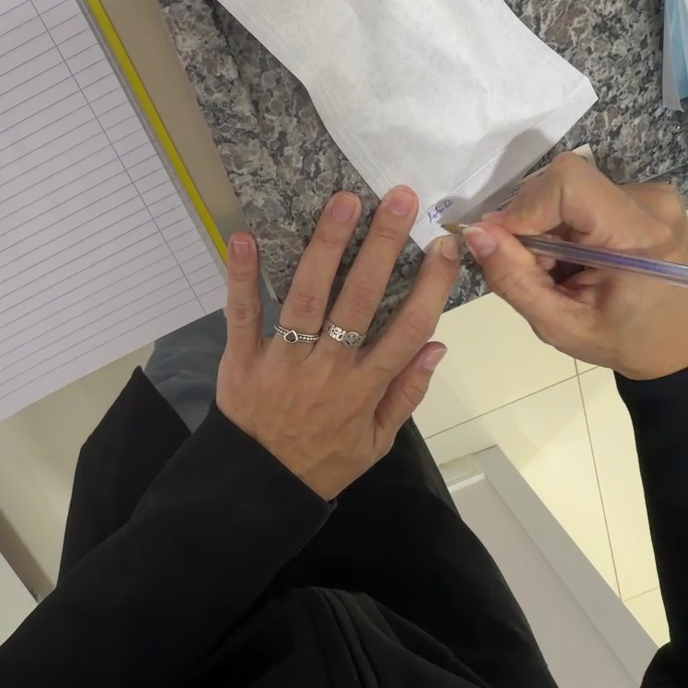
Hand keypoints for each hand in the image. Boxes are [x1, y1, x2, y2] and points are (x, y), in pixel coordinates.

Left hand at [218, 188, 462, 499]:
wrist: (257, 488)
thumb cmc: (322, 462)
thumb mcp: (376, 443)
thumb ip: (406, 396)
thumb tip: (438, 346)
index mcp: (364, 389)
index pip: (407, 329)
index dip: (430, 286)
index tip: (446, 245)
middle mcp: (327, 368)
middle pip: (360, 301)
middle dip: (382, 247)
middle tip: (400, 198)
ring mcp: (283, 361)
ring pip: (307, 298)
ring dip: (325, 248)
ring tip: (344, 203)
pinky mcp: (242, 359)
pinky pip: (242, 314)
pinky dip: (241, 277)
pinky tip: (243, 237)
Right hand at [459, 151, 687, 379]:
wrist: (684, 344)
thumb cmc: (624, 342)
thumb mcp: (559, 326)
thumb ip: (513, 279)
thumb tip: (474, 232)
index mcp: (637, 235)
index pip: (567, 182)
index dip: (525, 208)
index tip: (506, 247)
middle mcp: (649, 201)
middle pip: (562, 183)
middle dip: (531, 223)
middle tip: (538, 270)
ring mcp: (650, 194)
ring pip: (567, 190)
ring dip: (545, 227)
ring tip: (560, 270)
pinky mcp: (643, 196)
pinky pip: (582, 196)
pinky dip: (563, 226)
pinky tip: (576, 259)